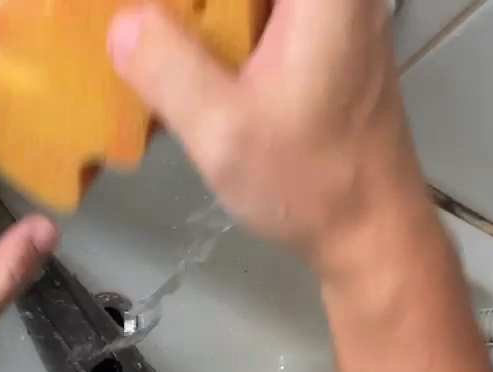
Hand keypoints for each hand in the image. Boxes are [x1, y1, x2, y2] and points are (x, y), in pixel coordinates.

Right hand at [108, 0, 426, 265]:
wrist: (370, 228)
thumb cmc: (306, 181)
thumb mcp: (222, 131)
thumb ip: (168, 69)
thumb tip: (122, 24)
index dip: (190, 0)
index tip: (146, 17)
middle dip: (191, 7)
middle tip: (146, 29)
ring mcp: (337, 12)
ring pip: (253, 5)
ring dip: (204, 19)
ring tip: (159, 47)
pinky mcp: (329, 43)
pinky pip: (267, 19)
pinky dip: (227, 36)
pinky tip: (195, 72)